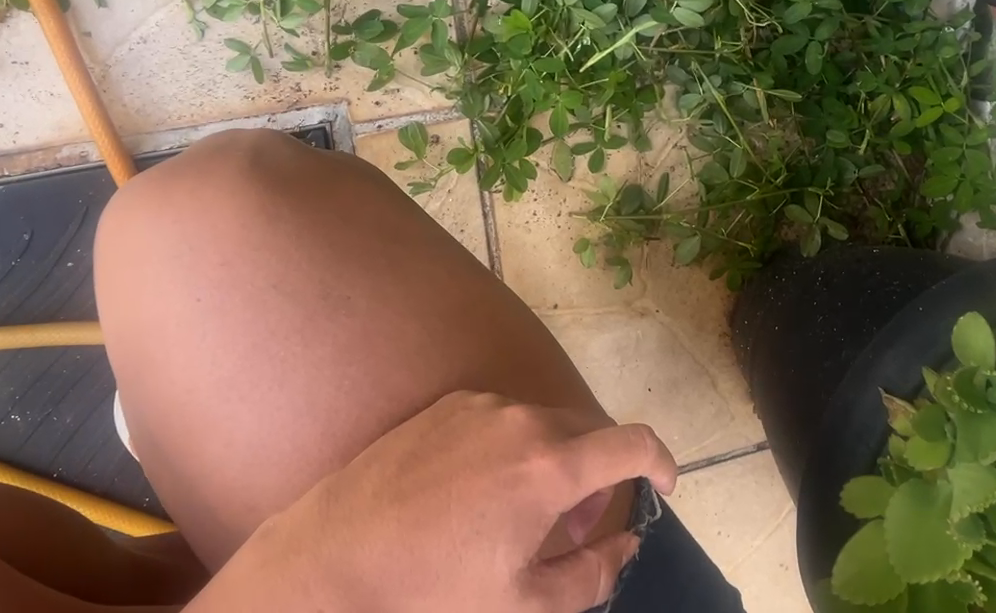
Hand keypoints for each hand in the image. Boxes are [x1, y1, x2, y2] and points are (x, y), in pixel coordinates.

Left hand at [218, 391, 677, 612]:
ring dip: (551, 462)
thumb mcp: (523, 603)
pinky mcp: (448, 402)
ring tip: (511, 515)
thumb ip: (593, 572)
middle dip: (593, 476)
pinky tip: (471, 492)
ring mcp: (481, 403)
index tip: (663, 486)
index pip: (632, 442)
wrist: (333, 552)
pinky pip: (501, 418)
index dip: (661, 461)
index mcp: (549, 464)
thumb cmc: (433, 587)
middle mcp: (521, 417)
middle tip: (565, 530)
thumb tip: (627, 537)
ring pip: (543, 425)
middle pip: (586, 434)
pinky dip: (512, 448)